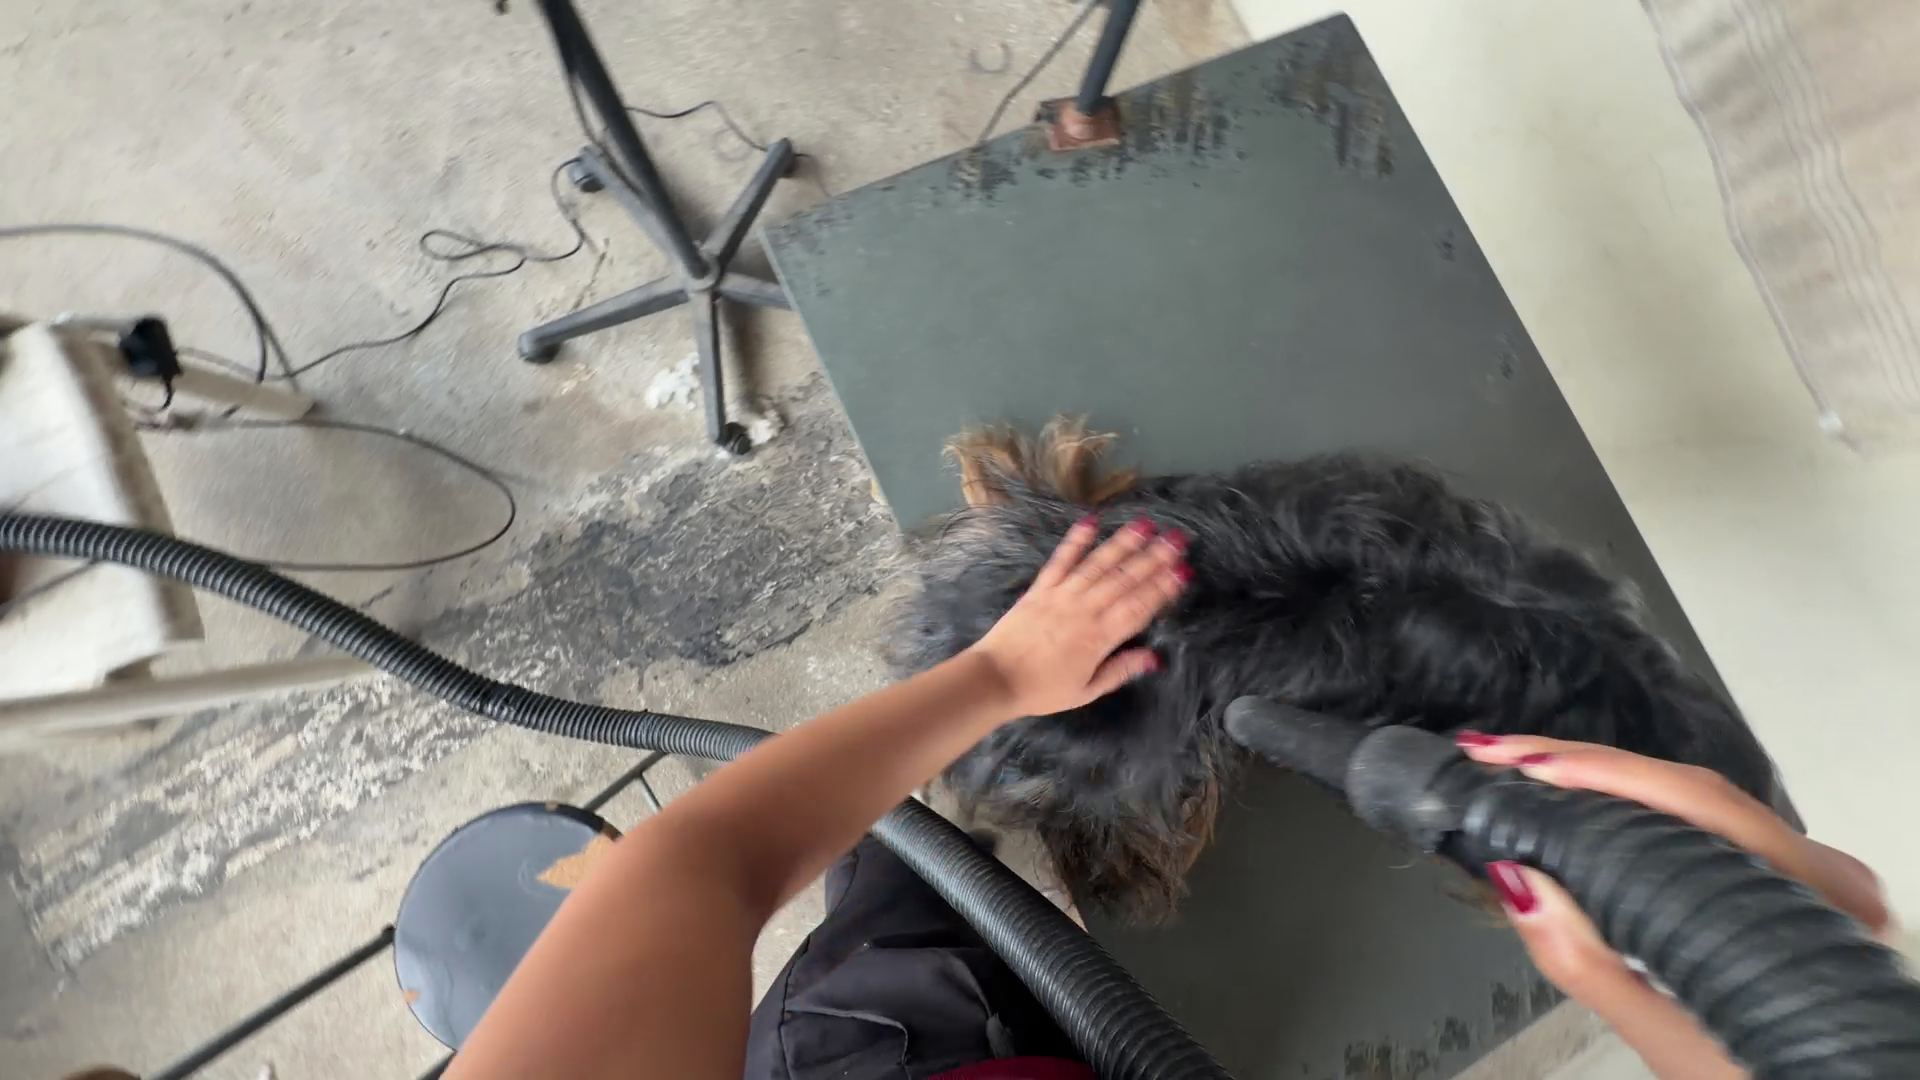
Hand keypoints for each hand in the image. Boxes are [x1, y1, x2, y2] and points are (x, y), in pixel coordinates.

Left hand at [967, 515, 1188, 717]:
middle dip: (1153, 558)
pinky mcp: (1040, 588)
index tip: (1182, 570)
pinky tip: (1091, 522)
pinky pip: (1061, 561)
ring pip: (1098, 565)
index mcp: (1099, 638)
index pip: (1138, 608)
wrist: (996, 678)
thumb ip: (1120, 671)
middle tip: (1176, 538)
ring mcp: (1061, 595)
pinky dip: (1076, 541)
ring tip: (1145, 524)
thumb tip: (1154, 658)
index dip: (1162, 588)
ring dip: (1123, 543)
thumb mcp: (1086, 691)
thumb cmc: (1042, 690)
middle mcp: (1084, 610)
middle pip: (1124, 580)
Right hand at [1457, 735, 1895, 1079]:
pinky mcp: (1757, 870)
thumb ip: (1595, 968)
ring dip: (1582, 771)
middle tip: (1487, 752)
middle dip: (1570, 759)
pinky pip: (1675, 811)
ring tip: (1505, 762)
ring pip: (1673, 791)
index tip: (1521, 765)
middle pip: (1677, 784)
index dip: (1601, 772)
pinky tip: (1554, 786)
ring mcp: (1788, 865)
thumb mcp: (1674, 1043)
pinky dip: (1606, 792)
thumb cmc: (1756, 1076)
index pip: (1698, 802)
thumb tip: (1513, 879)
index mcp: (1809, 897)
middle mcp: (1812, 866)